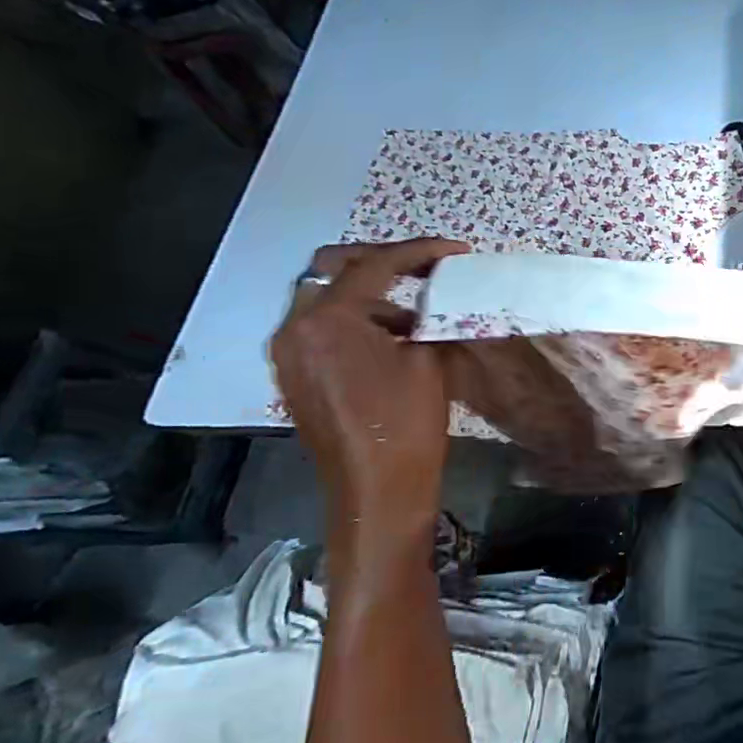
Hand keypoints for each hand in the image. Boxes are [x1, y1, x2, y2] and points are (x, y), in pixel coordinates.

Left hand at [270, 238, 470, 570]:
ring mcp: (288, 355)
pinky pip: (319, 331)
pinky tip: (390, 339)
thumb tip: (431, 299)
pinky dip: (352, 323)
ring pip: (325, 303)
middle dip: (382, 264)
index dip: (419, 252)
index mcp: (327, 319)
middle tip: (424, 267)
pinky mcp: (294, 377)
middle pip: (334, 273)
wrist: (378, 492)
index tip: (455, 251)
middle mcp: (294, 329)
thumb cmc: (407, 424)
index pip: (374, 265)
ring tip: (415, 312)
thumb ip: (425, 317)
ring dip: (368, 298)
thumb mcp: (427, 360)